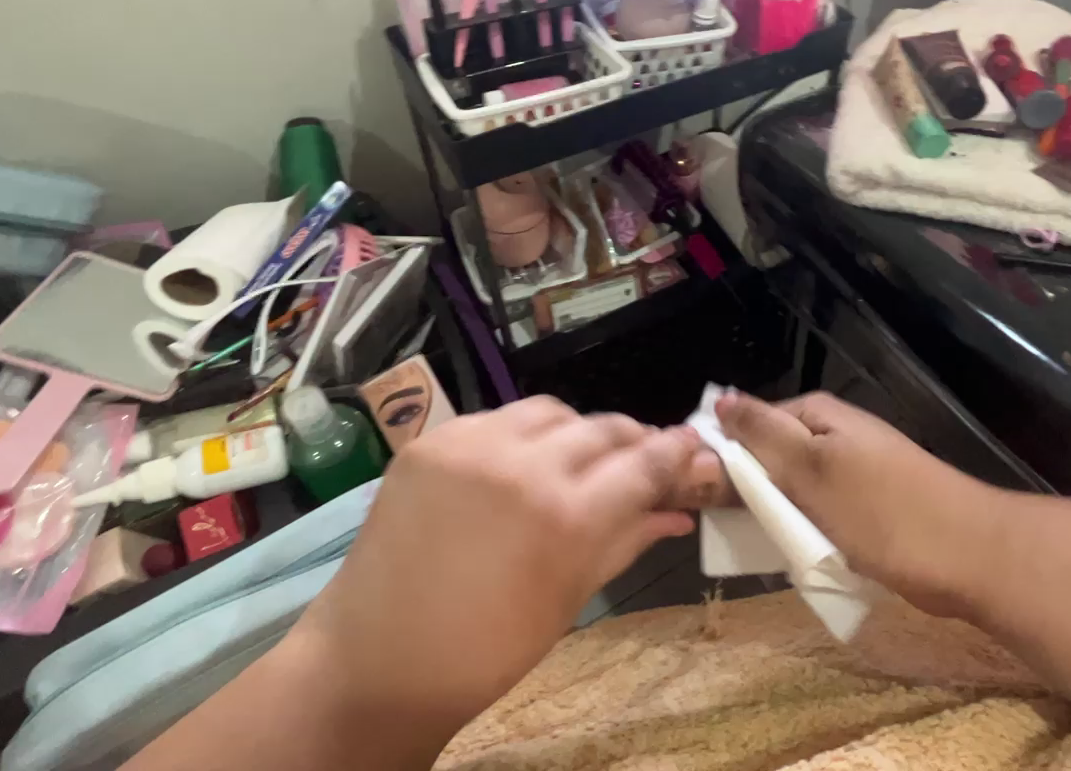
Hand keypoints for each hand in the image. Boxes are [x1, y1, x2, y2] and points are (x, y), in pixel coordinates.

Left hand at [289, 397, 705, 731]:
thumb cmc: (486, 650)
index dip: (676, 453)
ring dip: (577, 431)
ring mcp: (471, 444)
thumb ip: (627, 540)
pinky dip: (522, 436)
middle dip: (632, 441)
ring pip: (552, 411)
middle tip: (641, 458)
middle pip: (603, 428)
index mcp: (565, 518)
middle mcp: (523, 465)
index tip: (693, 447)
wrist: (377, 658)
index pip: (644, 464)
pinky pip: (498, 419)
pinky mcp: (433, 437)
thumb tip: (677, 510)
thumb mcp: (569, 598)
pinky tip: (519, 464)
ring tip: (578, 461)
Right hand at [705, 391, 1001, 615]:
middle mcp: (834, 435)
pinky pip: (819, 513)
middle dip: (751, 486)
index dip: (727, 451)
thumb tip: (720, 400)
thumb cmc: (881, 509)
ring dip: (778, 512)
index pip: (752, 422)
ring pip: (794, 489)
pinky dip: (806, 530)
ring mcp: (853, 472)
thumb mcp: (809, 467)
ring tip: (758, 542)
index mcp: (818, 415)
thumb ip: (762, 432)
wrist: (969, 557)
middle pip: (772, 456)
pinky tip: (796, 551)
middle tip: (726, 523)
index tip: (703, 489)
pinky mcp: (867, 508)